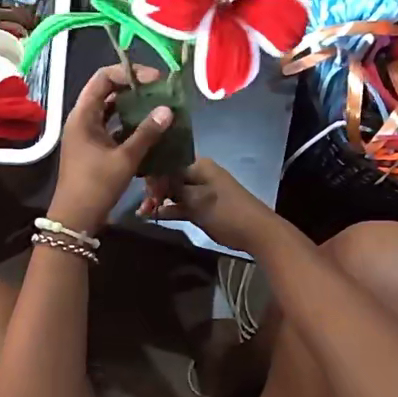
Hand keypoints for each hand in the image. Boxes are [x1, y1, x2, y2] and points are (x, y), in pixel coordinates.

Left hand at [47, 64, 171, 233]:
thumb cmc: (96, 186)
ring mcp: (87, 134)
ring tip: (159, 107)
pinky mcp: (93, 148)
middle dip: (134, 88)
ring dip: (133, 107)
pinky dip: (130, 125)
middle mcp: (82, 119)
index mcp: (83, 115)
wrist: (75, 219)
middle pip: (107, 91)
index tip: (155, 80)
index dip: (129, 73)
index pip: (103, 78)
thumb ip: (147, 133)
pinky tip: (150, 129)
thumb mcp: (125, 158)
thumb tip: (168, 110)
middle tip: (161, 92)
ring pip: (111, 110)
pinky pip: (113, 128)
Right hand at [143, 159, 283, 253]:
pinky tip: (154, 215)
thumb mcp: (197, 200)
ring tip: (143, 212)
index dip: (153, 175)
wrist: (257, 232)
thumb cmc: (226, 212)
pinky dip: (171, 209)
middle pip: (170, 177)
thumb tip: (153, 180)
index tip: (140, 189)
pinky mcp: (204, 207)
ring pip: (175, 192)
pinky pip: (182, 204)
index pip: (168, 163)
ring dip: (160, 201)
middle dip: (154, 190)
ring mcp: (202, 191)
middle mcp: (200, 174)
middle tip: (141, 205)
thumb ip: (173, 189)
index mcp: (200, 165)